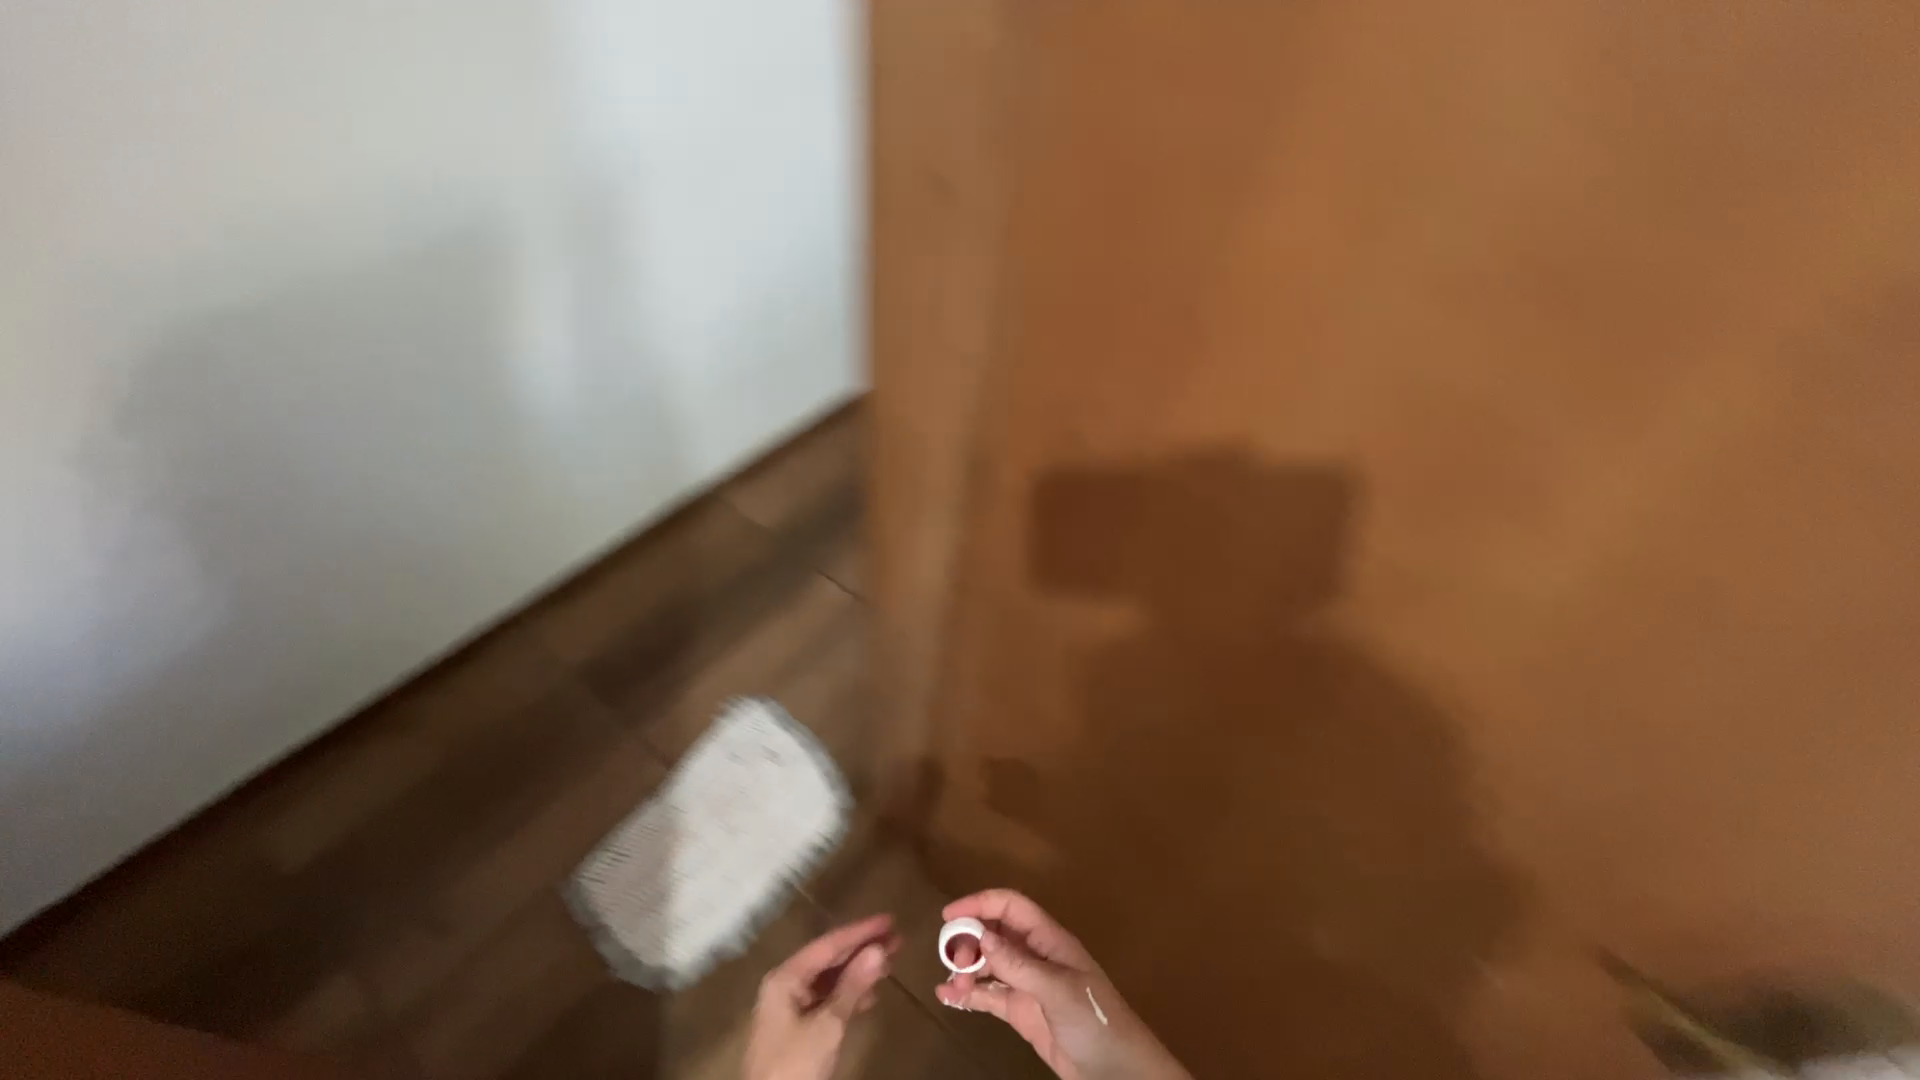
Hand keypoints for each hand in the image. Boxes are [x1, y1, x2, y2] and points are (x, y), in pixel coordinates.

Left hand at [745, 914, 898, 1079]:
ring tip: (889, 965)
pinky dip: (848, 995)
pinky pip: (826, 1000)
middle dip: (862, 949)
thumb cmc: (795, 1065)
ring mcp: (790, 1007)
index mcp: (786, 977)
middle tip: (897, 940)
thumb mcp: (828, 1025)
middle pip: (829, 959)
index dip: (861, 931)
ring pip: (829, 980)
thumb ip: (853, 985)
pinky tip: (870, 996)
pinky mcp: (797, 1028)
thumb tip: (879, 949)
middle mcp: (786, 985)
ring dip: (858, 972)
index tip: (890, 920)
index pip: (829, 944)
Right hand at [934, 890, 1189, 1079]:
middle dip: (969, 939)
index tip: (948, 915)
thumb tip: (982, 937)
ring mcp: (1028, 985)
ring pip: (989, 964)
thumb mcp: (1057, 989)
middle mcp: (1036, 956)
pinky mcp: (1023, 1013)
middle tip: (952, 961)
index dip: (981, 903)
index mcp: (1049, 940)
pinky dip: (969, 994)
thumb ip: (1019, 964)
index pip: (1011, 907)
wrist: (1118, 1071)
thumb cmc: (1095, 1020)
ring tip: (951, 985)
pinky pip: (990, 996)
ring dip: (967, 969)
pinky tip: (948, 997)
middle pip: (995, 933)